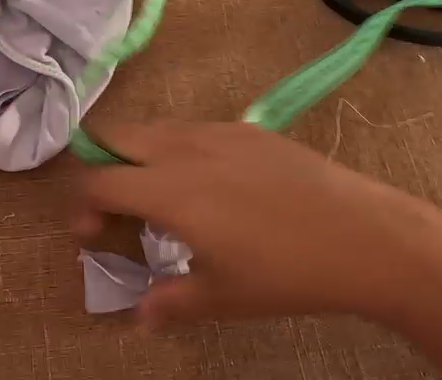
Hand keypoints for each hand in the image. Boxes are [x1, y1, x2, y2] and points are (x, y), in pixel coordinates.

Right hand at [73, 122, 434, 328]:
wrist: (360, 234)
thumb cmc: (286, 273)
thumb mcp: (223, 297)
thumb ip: (171, 301)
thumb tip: (139, 315)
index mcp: (168, 189)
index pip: (99, 180)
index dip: (81, 205)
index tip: (89, 234)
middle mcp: (181, 148)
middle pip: (114, 135)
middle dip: (100, 165)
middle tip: (116, 208)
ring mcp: (213, 131)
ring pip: (152, 128)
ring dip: (137, 155)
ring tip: (160, 198)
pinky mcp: (243, 126)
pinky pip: (189, 128)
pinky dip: (175, 149)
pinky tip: (208, 184)